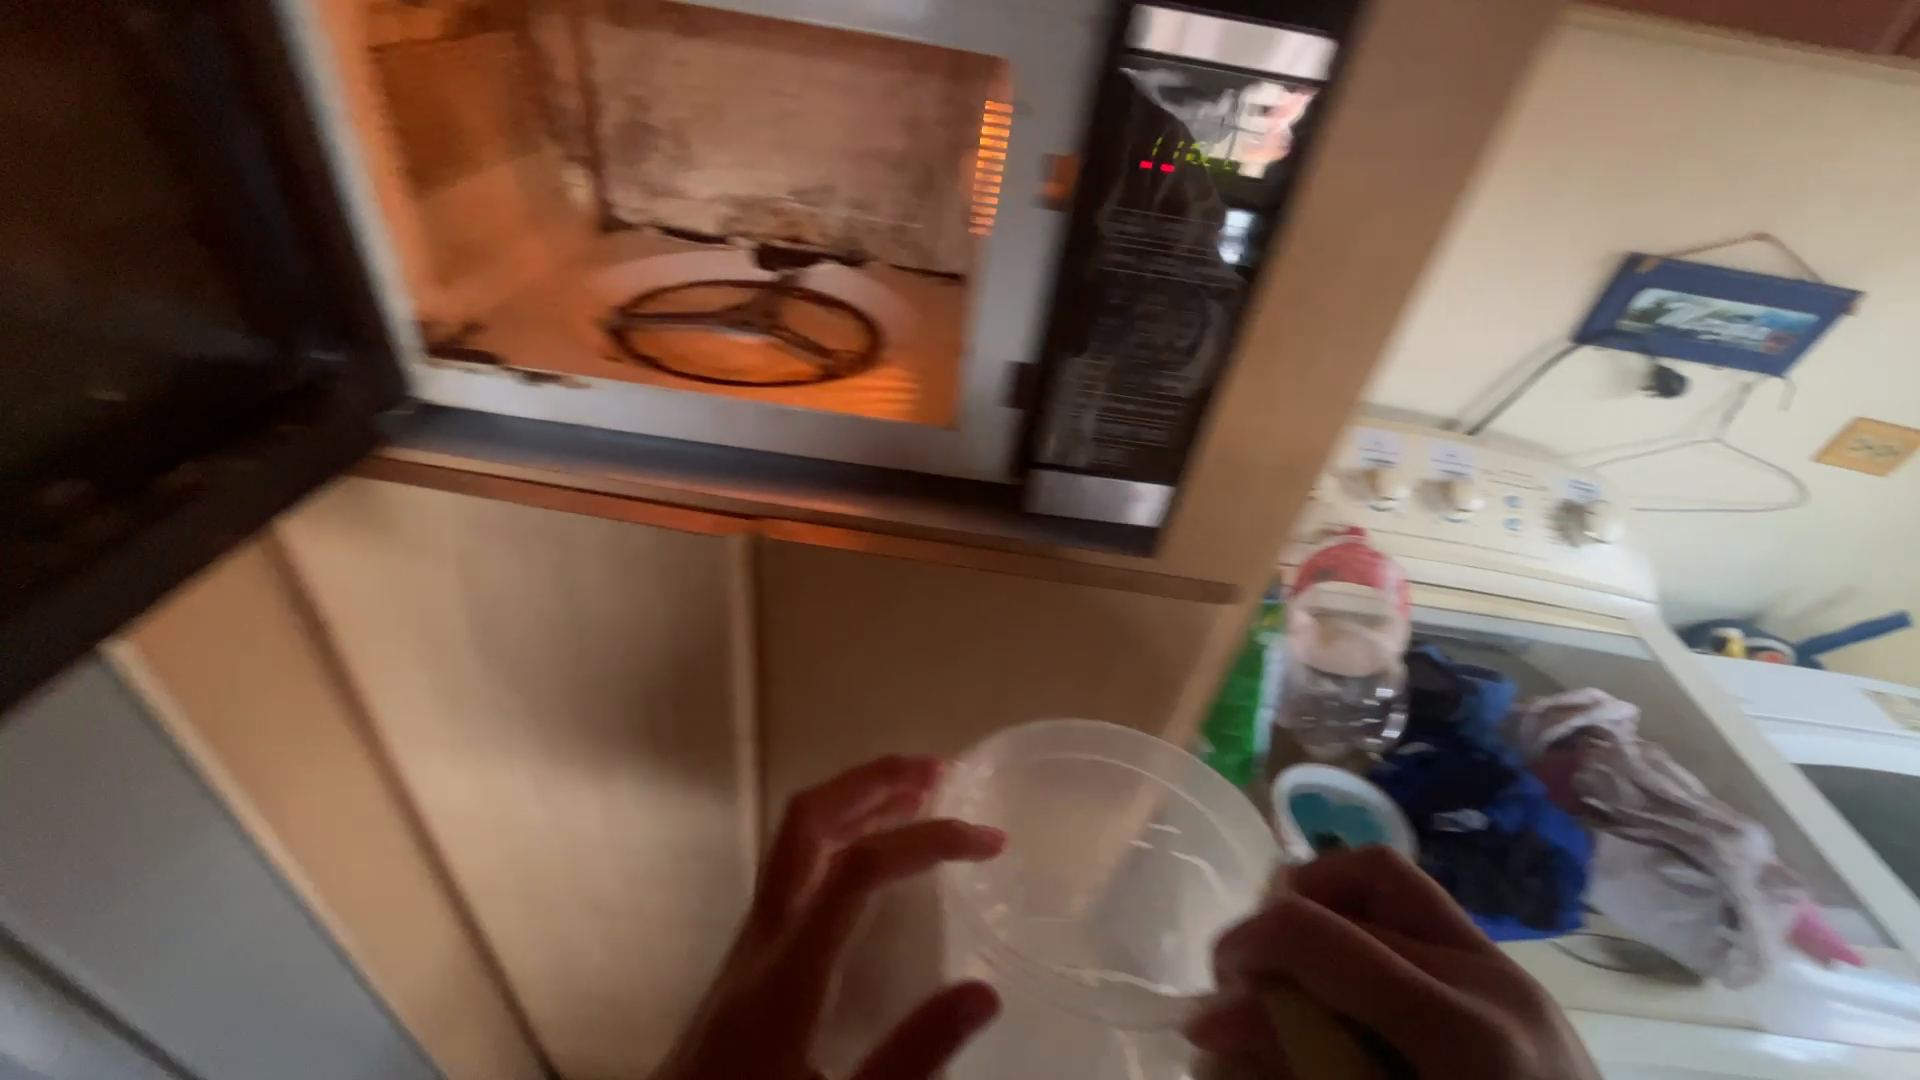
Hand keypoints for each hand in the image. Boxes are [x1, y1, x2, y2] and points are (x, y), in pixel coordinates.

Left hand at [658, 756, 1007, 1079]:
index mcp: (789, 968)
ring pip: (798, 832)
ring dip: (858, 795)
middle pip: (810, 820)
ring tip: (918, 787)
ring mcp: (754, 932)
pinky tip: (874, 844)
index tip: (989, 841)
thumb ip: (911, 1056)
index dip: (926, 839)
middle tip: (939, 770)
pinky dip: (842, 826)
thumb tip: (985, 992)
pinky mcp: (754, 945)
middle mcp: (766, 931)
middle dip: (875, 781)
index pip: (858, 867)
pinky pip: (797, 857)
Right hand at [1187, 846, 1601, 1079]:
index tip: (1222, 988)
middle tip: (1258, 972)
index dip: (1246, 943)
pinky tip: (1352, 978)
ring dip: (1326, 900)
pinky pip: (1417, 910)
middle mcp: (1495, 979)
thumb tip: (1204, 1022)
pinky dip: (1365, 921)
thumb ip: (1288, 1065)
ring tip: (1301, 958)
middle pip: (1351, 882)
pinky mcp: (1514, 977)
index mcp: (1463, 1030)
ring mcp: (1512, 971)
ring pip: (1388, 875)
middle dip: (1282, 917)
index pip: (1315, 930)